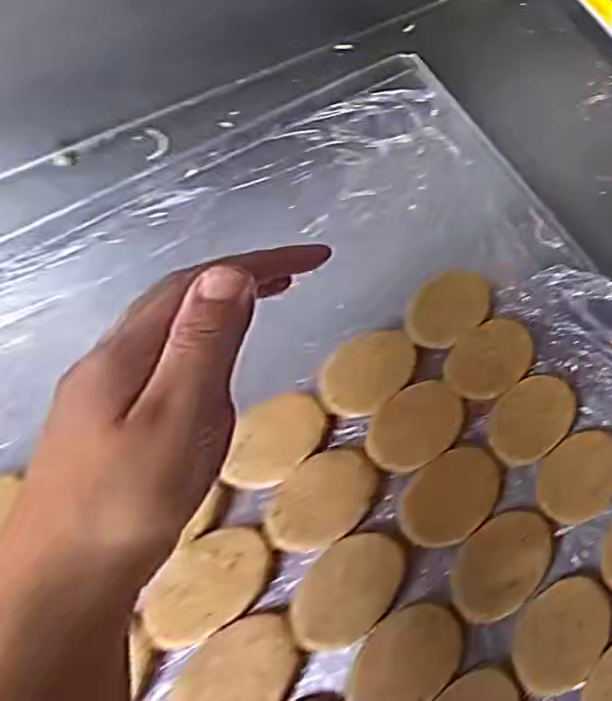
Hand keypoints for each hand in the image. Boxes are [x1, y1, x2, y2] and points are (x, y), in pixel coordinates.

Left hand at [2, 245, 330, 589]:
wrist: (65, 578)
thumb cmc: (134, 492)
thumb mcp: (182, 410)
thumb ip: (205, 341)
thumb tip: (230, 273)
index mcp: (124, 356)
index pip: (195, 284)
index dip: (260, 262)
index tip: (321, 258)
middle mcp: (108, 363)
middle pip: (176, 296)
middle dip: (244, 271)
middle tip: (308, 268)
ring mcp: (104, 390)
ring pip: (169, 321)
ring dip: (226, 295)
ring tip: (279, 292)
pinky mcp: (113, 413)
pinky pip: (167, 347)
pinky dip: (210, 326)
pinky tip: (227, 344)